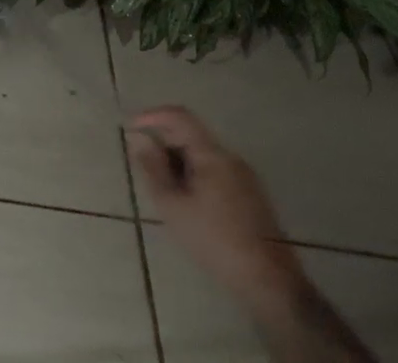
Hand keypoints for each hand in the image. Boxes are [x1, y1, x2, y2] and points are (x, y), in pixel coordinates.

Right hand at [127, 106, 304, 316]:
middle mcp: (231, 158)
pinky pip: (215, 171)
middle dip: (163, 144)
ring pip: (202, 156)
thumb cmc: (213, 239)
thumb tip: (139, 138)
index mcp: (213, 155)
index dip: (151, 116)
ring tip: (163, 191)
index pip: (180, 117)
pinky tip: (187, 204)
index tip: (129, 128)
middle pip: (191, 136)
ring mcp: (245, 177)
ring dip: (177, 162)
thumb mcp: (172, 204)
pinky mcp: (251, 195)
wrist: (268, 280)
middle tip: (143, 169)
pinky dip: (193, 176)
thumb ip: (152, 167)